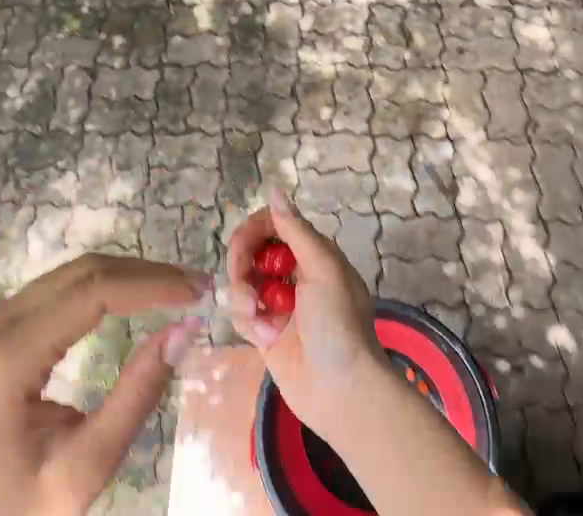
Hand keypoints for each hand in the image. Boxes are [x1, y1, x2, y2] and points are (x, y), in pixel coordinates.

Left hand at [0, 254, 207, 515]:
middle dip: (145, 273)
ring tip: (176, 291)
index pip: (93, 291)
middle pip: (81, 272)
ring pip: (69, 276)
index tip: (201, 291)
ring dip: (126, 277)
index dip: (152, 283)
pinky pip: (55, 294)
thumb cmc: (15, 511)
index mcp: (7, 357)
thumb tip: (186, 329)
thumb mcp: (83, 467)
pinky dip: (101, 290)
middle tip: (197, 287)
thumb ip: (136, 395)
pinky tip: (134, 300)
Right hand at [225, 190, 389, 434]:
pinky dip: (246, 321)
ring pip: (242, 282)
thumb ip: (295, 231)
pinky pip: (241, 313)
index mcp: (313, 254)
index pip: (272, 224)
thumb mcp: (324, 269)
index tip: (242, 248)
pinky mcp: (265, 332)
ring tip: (258, 319)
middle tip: (244, 286)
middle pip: (251, 251)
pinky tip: (263, 338)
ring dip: (243, 297)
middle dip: (242, 266)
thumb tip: (275, 191)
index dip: (252, 231)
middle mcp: (294, 274)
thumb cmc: (338, 324)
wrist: (341, 391)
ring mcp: (278, 303)